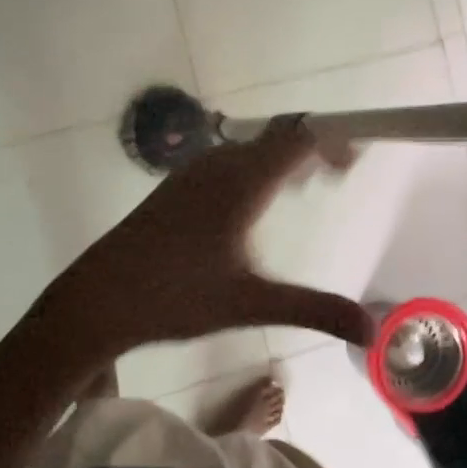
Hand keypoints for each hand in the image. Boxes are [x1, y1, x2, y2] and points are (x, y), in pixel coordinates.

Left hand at [44, 118, 374, 360]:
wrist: (96, 300)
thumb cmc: (173, 297)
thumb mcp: (250, 304)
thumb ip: (313, 309)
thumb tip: (370, 330)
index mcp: (240, 183)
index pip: (297, 138)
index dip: (331, 141)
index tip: (356, 161)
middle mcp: (216, 168)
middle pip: (273, 137)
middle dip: (310, 150)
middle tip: (338, 175)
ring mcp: (190, 177)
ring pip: (247, 151)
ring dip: (280, 161)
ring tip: (304, 189)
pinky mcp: (173, 192)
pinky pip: (226, 165)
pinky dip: (254, 173)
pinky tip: (253, 209)